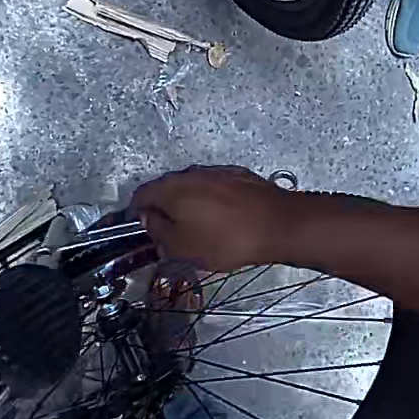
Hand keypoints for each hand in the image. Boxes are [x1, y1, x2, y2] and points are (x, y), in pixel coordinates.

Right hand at [130, 165, 299, 272]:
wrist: (280, 224)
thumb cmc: (225, 239)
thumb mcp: (183, 247)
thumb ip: (158, 232)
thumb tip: (148, 220)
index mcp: (169, 188)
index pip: (140, 195)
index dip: (137, 214)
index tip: (146, 232)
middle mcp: (188, 173)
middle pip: (165, 189)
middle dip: (163, 209)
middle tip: (172, 234)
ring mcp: (215, 171)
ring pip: (191, 187)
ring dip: (189, 204)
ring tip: (201, 228)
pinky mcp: (239, 175)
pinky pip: (215, 187)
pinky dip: (212, 201)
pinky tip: (225, 219)